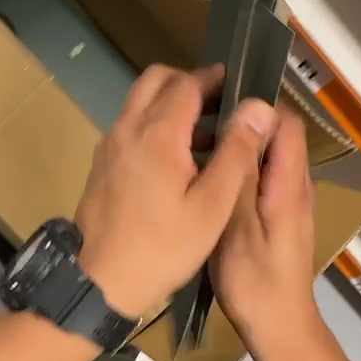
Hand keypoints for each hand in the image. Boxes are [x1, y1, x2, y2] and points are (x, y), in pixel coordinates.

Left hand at [76, 65, 275, 319]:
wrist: (101, 281)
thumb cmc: (163, 248)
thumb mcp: (212, 206)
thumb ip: (236, 153)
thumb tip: (259, 108)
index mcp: (157, 133)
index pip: (187, 83)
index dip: (214, 79)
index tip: (238, 87)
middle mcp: (128, 129)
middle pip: (156, 80)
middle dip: (189, 83)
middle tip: (218, 106)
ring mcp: (110, 146)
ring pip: (139, 102)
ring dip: (170, 104)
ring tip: (204, 136)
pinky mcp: (102, 165)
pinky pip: (130, 126)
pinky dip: (154, 125)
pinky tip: (176, 160)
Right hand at [211, 108, 321, 356]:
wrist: (278, 329)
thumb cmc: (254, 281)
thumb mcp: (237, 225)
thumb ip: (243, 173)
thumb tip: (250, 118)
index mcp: (289, 184)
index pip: (287, 122)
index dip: (255, 109)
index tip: (215, 111)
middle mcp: (297, 188)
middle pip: (277, 139)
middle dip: (241, 130)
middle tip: (197, 135)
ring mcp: (291, 205)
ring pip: (268, 161)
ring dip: (238, 155)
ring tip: (198, 159)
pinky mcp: (281, 221)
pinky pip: (263, 183)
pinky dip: (239, 178)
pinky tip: (211, 191)